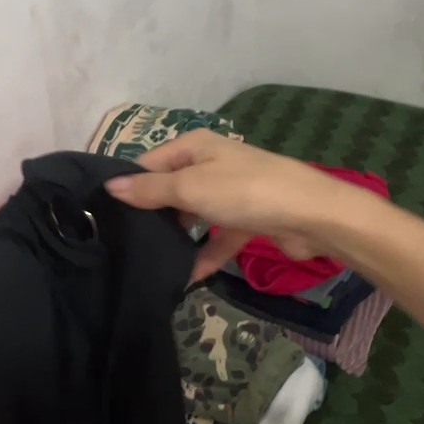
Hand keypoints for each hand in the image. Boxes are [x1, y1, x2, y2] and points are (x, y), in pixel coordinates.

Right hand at [102, 130, 370, 281]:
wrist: (314, 216)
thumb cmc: (245, 191)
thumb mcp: (190, 188)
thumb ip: (150, 190)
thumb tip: (109, 186)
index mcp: (194, 146)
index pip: (148, 163)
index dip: (130, 186)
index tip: (108, 216)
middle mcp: (210, 164)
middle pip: (170, 189)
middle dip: (153, 215)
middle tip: (126, 242)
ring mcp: (230, 191)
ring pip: (193, 214)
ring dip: (179, 237)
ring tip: (153, 261)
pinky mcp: (248, 218)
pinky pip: (217, 236)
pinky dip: (205, 253)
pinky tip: (190, 276)